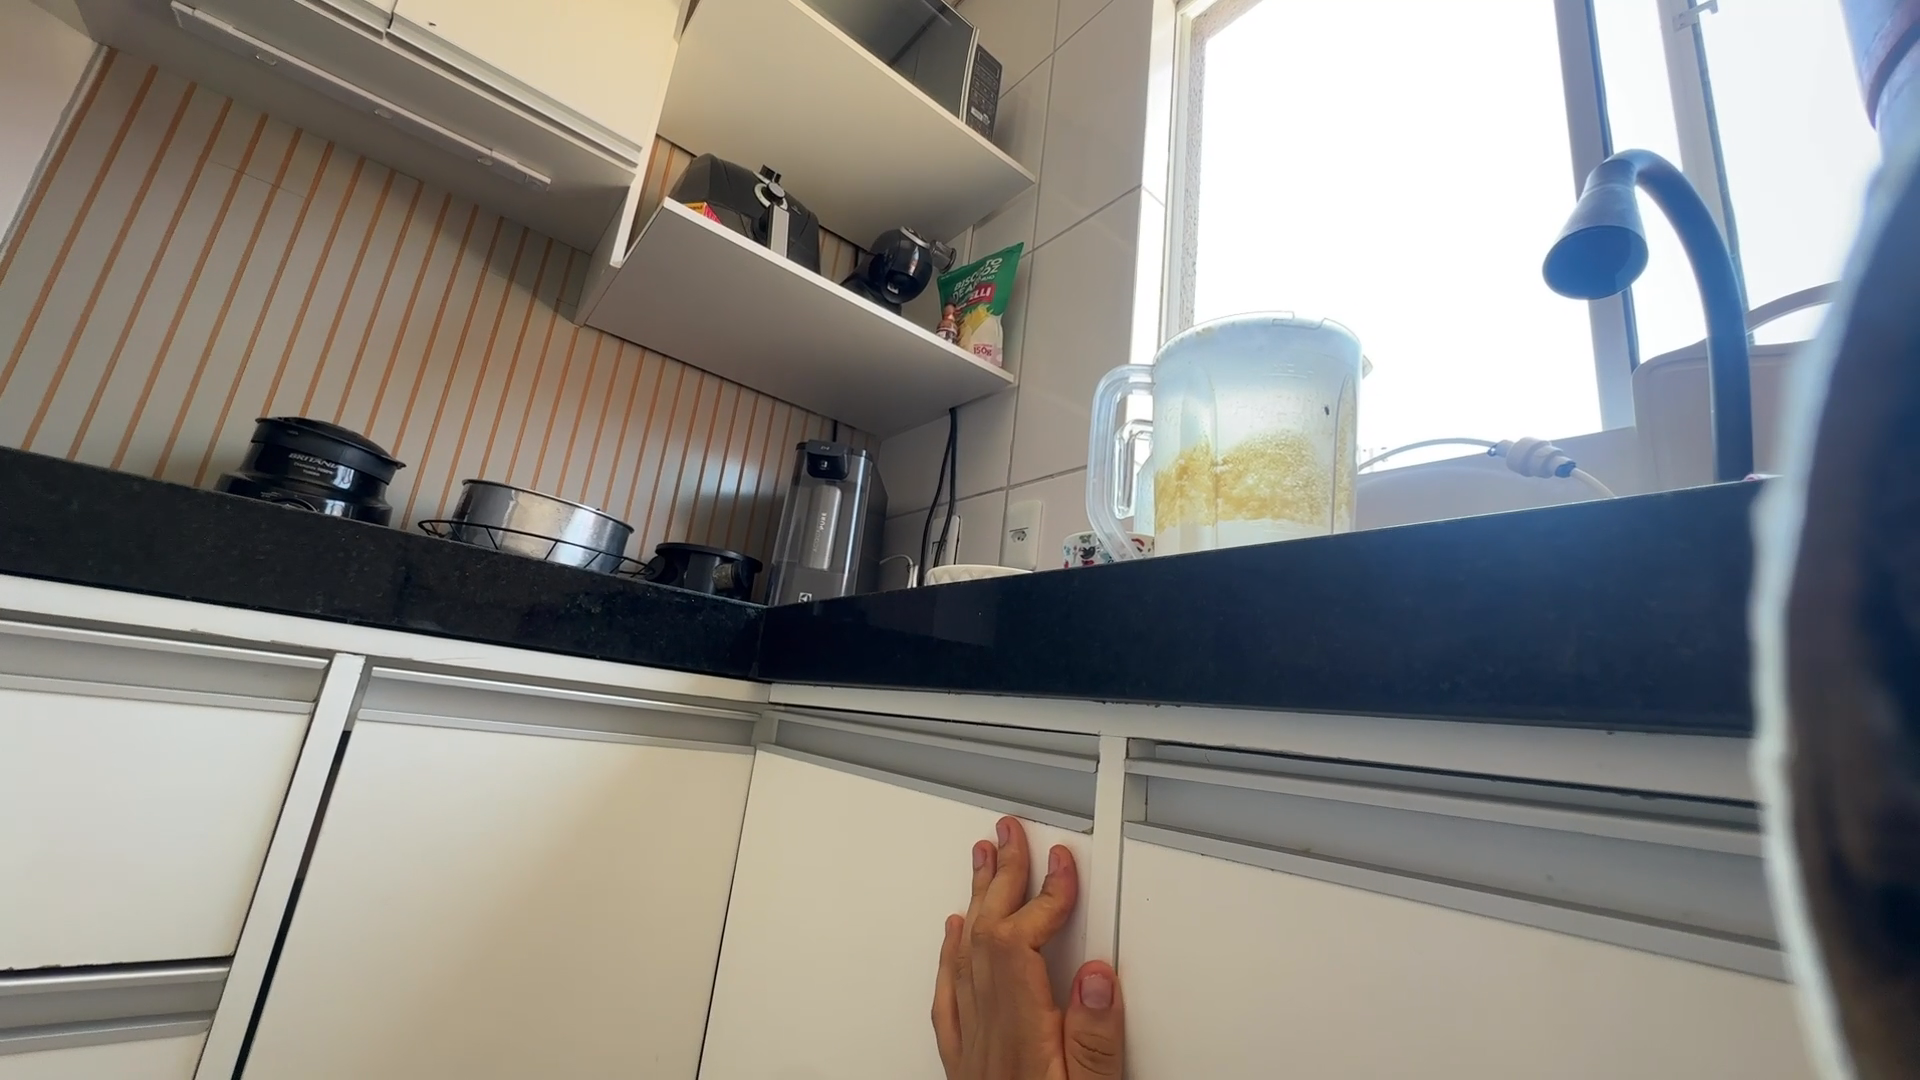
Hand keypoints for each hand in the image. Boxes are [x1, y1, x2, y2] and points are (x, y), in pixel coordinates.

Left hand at [931, 816, 1124, 1078]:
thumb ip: (1096, 1040)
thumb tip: (1098, 975)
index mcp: (1021, 1035)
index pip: (1023, 941)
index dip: (1046, 895)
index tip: (1062, 864)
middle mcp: (988, 1033)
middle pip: (989, 933)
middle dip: (1004, 874)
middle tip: (1011, 834)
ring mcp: (972, 1046)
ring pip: (967, 954)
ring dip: (978, 897)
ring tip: (984, 857)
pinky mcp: (964, 1063)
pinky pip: (949, 993)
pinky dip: (953, 951)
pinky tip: (955, 930)